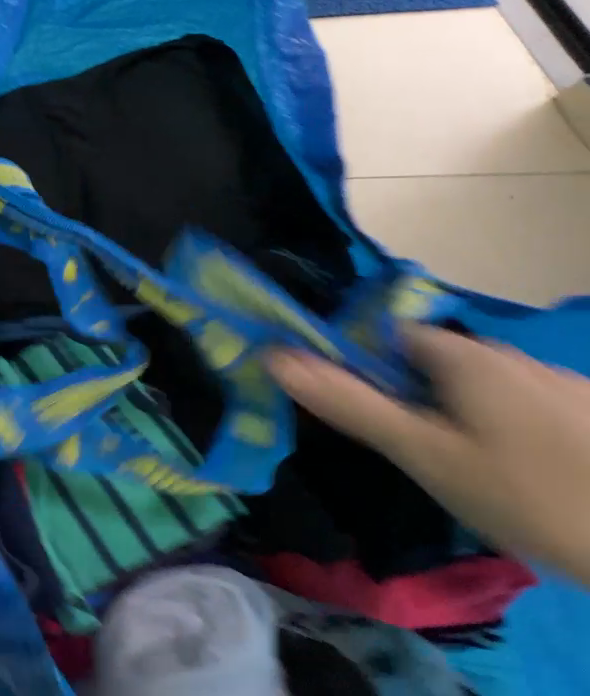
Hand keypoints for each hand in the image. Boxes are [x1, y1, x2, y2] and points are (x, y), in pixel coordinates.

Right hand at [267, 325, 589, 585]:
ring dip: (464, 413)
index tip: (361, 410)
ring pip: (485, 387)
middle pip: (438, 361)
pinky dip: (512, 430)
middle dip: (414, 394)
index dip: (362, 364)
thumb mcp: (421, 454)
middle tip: (412, 449)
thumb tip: (271, 355)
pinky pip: (529, 409)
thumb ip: (346, 401)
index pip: (388, 335)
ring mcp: (567, 387)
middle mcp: (517, 357)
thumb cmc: (526, 496)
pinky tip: (524, 475)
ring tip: (471, 470)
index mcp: (468, 356)